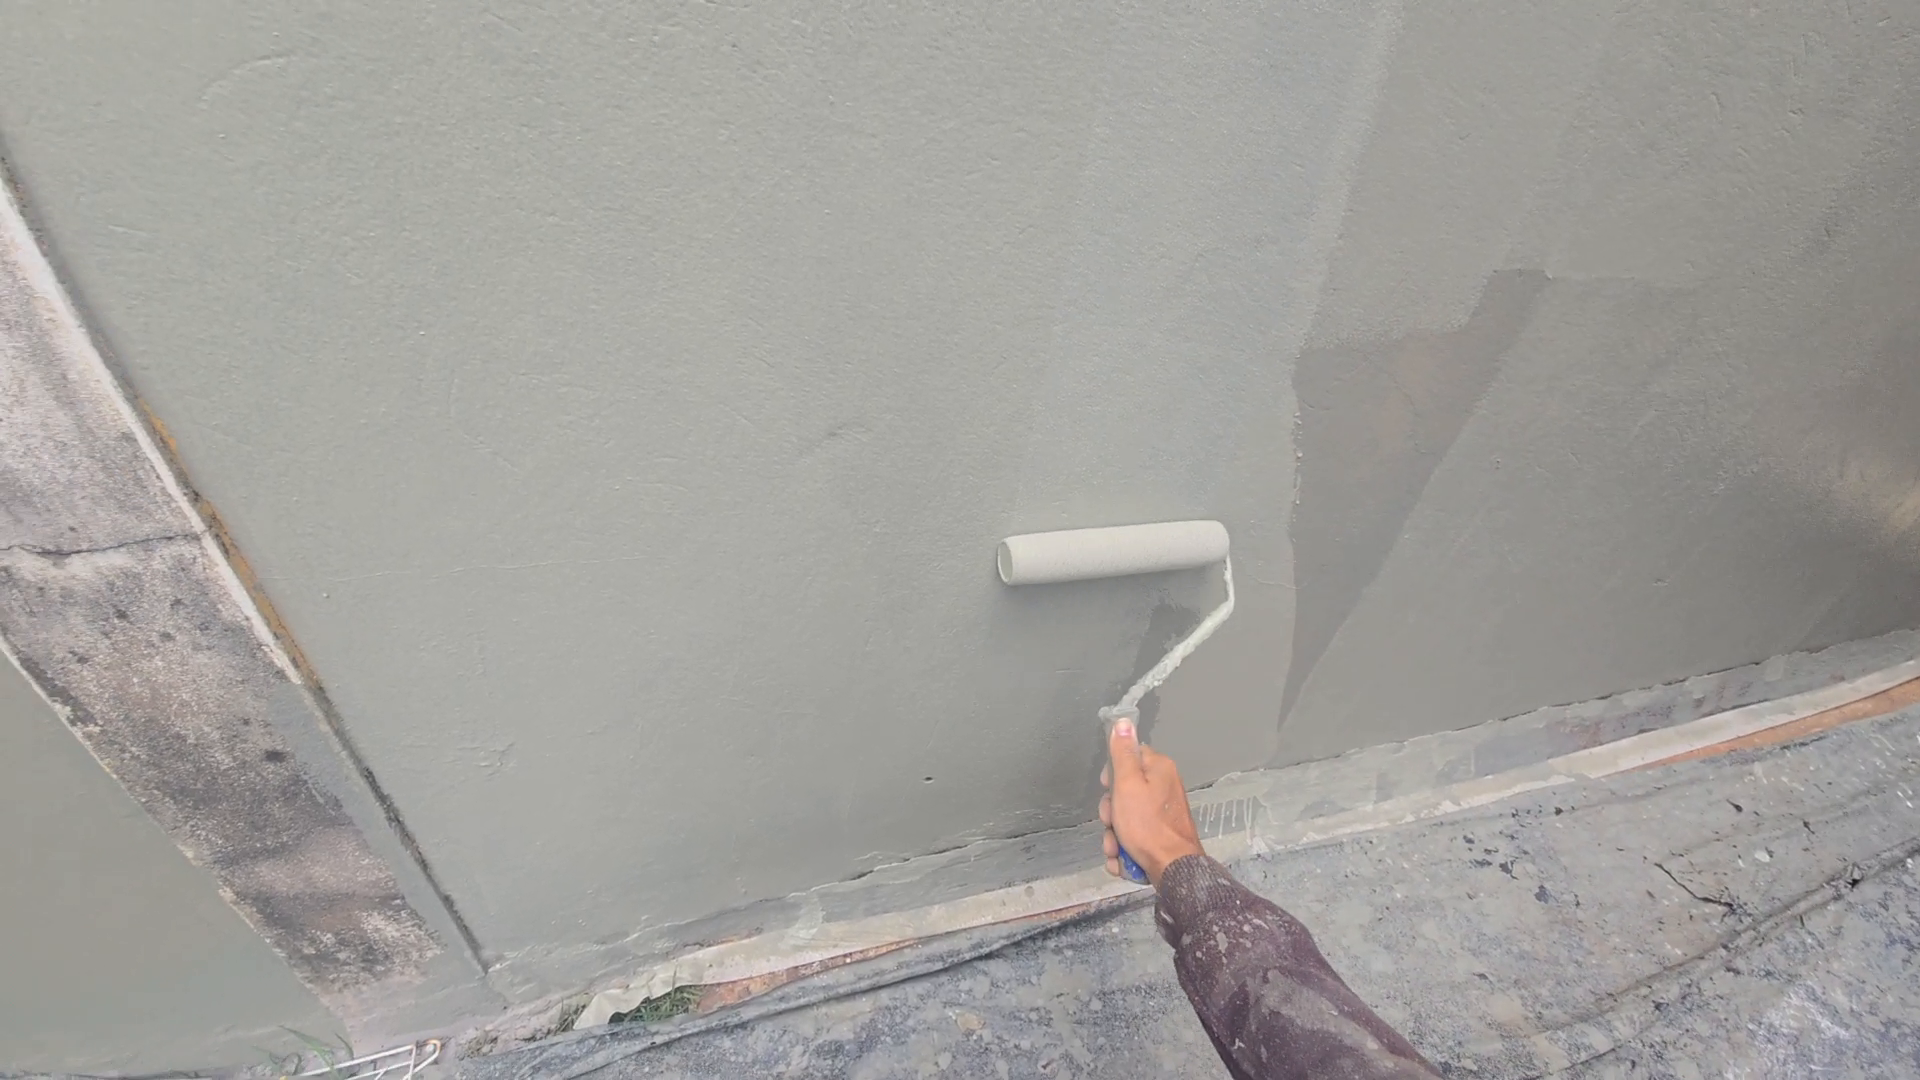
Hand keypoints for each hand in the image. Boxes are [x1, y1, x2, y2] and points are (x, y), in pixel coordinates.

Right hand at [1099, 716, 1203, 884]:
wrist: (1173, 872)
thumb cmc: (1148, 825)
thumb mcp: (1127, 784)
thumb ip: (1122, 753)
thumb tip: (1123, 721)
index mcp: (1159, 769)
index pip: (1128, 756)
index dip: (1112, 774)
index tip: (1108, 789)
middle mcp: (1164, 787)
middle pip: (1124, 790)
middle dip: (1111, 812)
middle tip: (1113, 823)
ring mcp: (1162, 813)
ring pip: (1125, 816)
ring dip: (1114, 835)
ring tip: (1117, 848)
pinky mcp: (1160, 835)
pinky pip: (1134, 835)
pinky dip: (1125, 848)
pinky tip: (1124, 859)